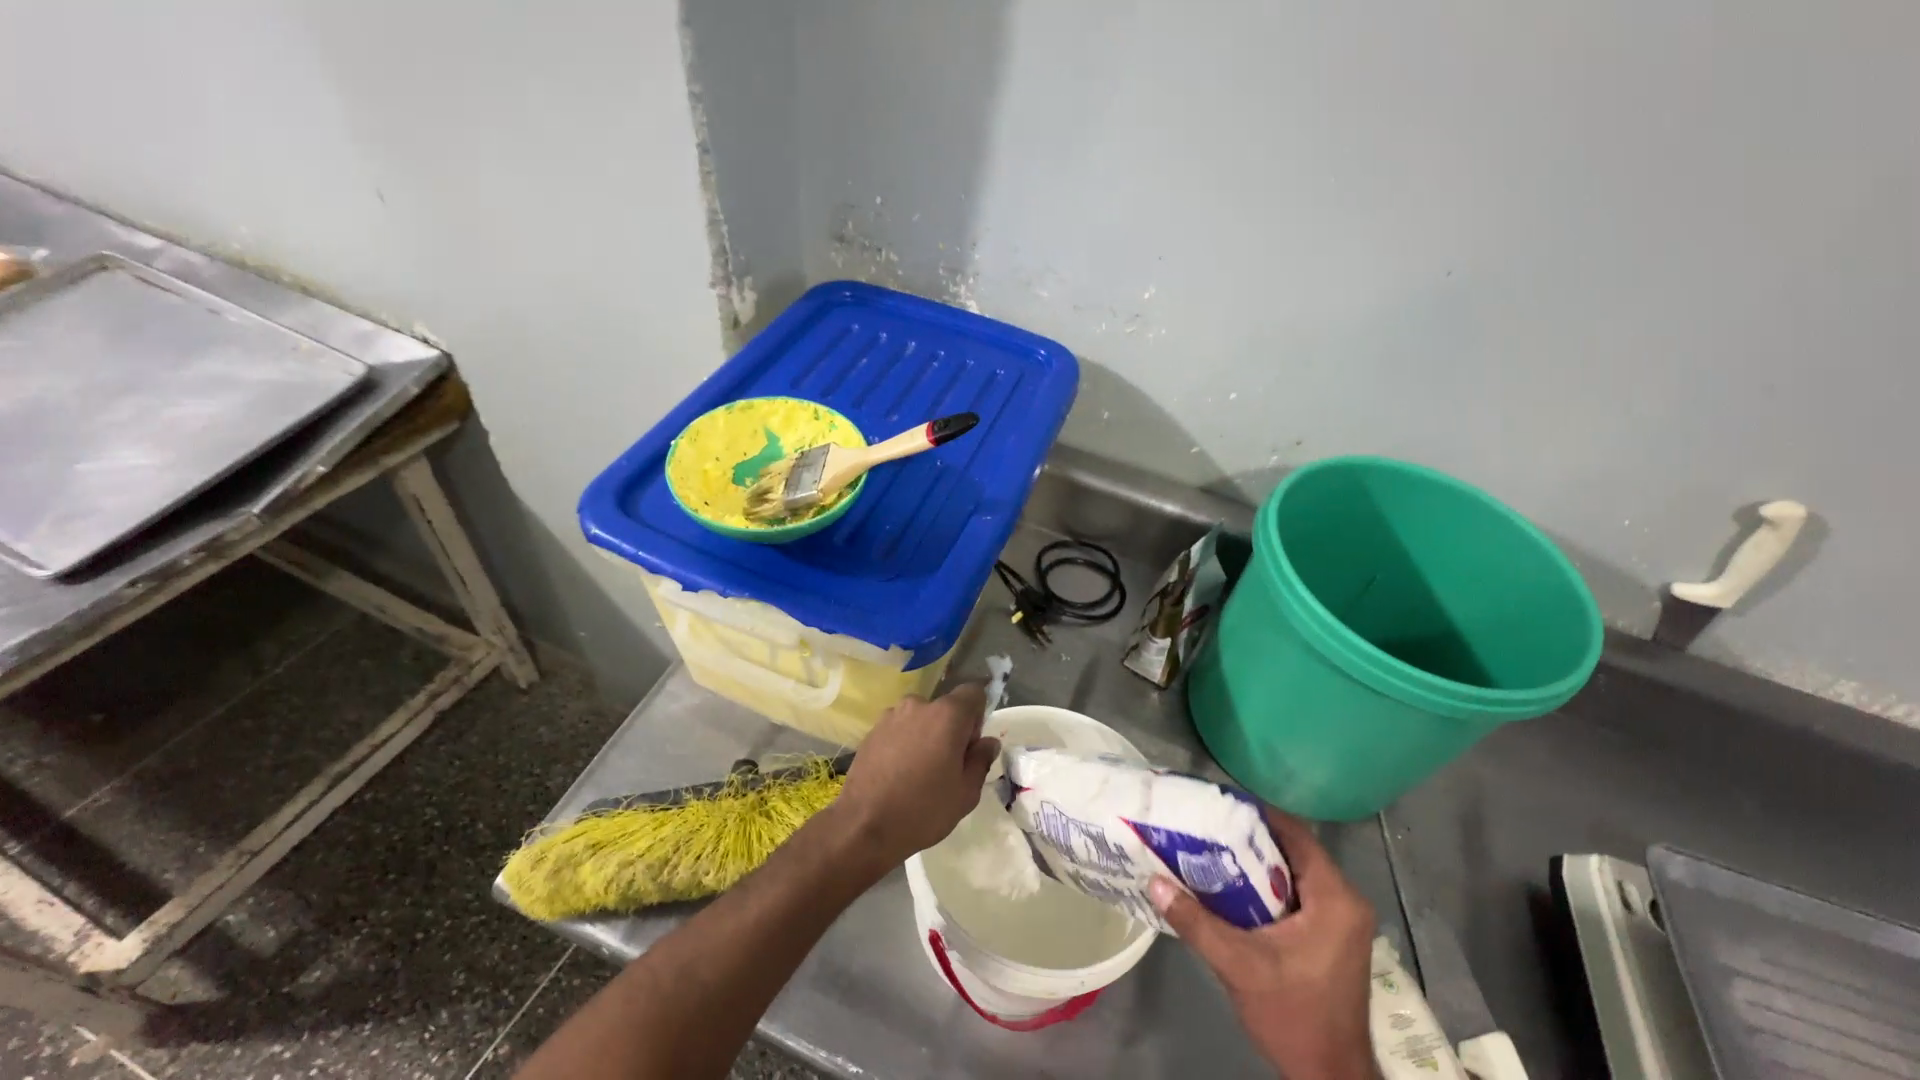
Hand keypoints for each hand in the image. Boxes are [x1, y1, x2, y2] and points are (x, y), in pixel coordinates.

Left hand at [831, 684, 998, 867]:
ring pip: (920, 719)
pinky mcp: (871, 731)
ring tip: (919, 772)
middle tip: (947, 766)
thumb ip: (981, 760)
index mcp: (947, 715)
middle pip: (945, 708)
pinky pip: (898, 730)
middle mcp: (918, 706)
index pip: (973, 693)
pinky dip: (904, 744)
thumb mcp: (966, 792)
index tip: (970, 746)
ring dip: (925, 736)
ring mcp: (890, 716)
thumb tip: (987, 742)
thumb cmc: (924, 809)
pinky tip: (898, 774)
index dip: (978, 716)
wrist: (864, 825)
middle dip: (951, 730)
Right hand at [1150, 807, 1377, 1079]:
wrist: (1328, 1073)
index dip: (1257, 815)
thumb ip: (1196, 922)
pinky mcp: (1335, 937)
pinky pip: (1301, 896)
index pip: (1296, 835)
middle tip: (1207, 828)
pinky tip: (1234, 892)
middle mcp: (1347, 900)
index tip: (1217, 804)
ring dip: (1258, 866)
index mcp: (1335, 898)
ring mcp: (1344, 920)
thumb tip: (1154, 882)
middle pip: (1295, 852)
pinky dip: (1270, 889)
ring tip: (1213, 853)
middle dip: (1251, 840)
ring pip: (1297, 874)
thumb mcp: (1238, 965)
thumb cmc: (1291, 1014)